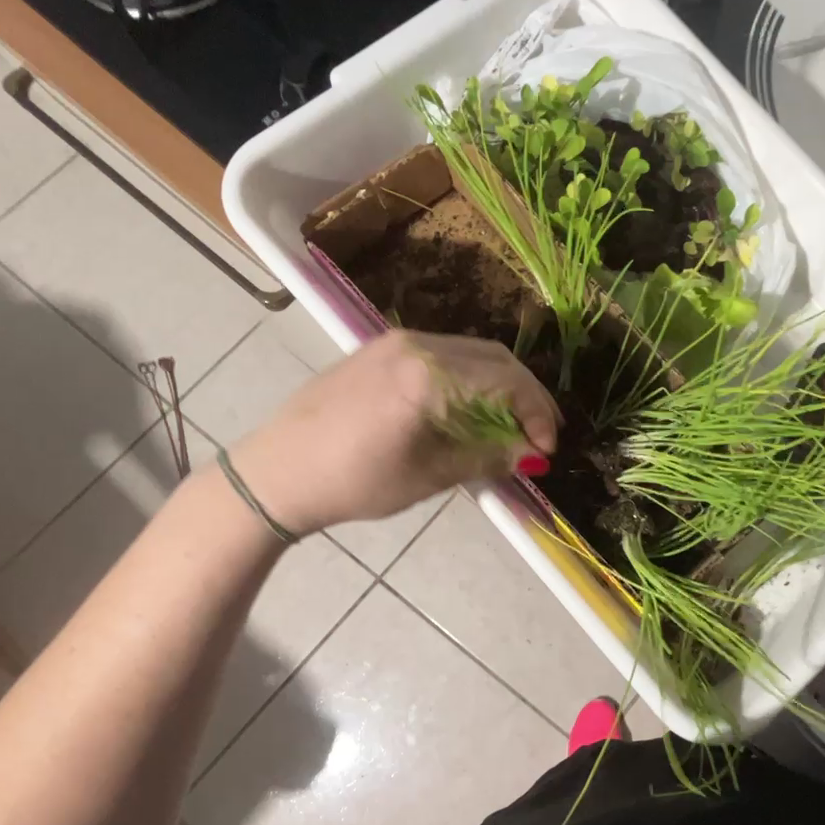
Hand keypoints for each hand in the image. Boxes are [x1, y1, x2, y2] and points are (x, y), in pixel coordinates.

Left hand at [229, 330, 558, 532]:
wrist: (277, 473)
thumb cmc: (354, 482)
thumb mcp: (429, 476)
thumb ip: (487, 457)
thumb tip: (533, 455)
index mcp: (428, 375)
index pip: (506, 380)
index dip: (537, 413)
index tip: (547, 449)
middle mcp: (416, 344)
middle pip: (494, 357)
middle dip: (525, 394)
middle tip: (541, 433)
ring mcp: (395, 342)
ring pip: (470, 352)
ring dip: (499, 384)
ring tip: (511, 423)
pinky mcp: (379, 349)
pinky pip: (443, 354)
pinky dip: (470, 378)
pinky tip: (471, 408)